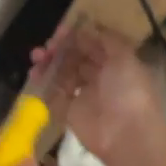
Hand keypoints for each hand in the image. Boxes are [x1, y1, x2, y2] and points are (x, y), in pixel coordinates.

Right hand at [31, 25, 163, 165]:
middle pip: (75, 58)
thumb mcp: (125, 58)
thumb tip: (89, 28)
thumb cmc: (129, 91)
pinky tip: (35, 75)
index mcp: (115, 64)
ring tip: (36, 58)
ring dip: (49, 64)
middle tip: (47, 46)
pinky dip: (43, 84)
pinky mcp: (70, 113)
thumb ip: (107, 39)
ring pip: (62, 74)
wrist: (128, 137)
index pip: (91, 44)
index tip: (61, 31)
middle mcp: (100, 78)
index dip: (76, 36)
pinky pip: (54, 95)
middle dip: (60, 49)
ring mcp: (84, 96)